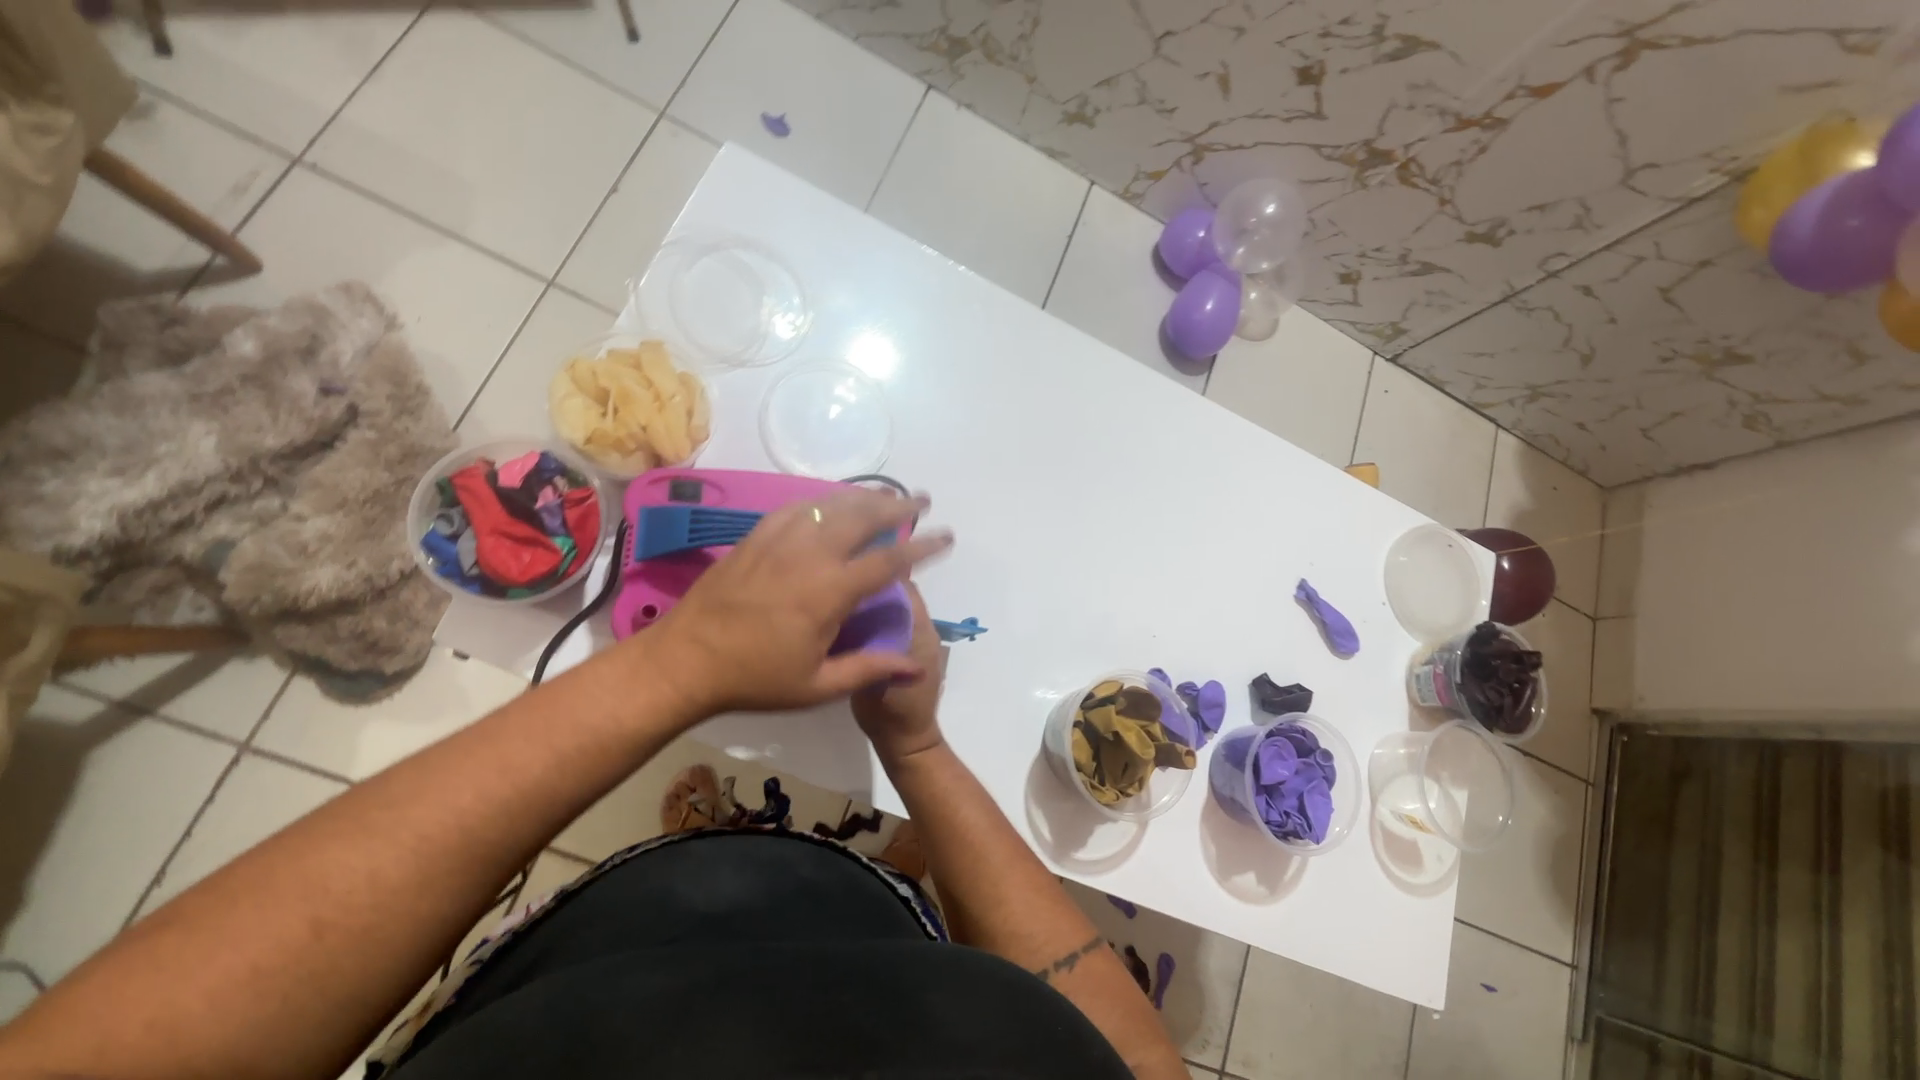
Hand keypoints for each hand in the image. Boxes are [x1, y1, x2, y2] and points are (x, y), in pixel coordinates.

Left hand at [643, 488, 953, 715]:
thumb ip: (870, 669)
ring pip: (830, 505)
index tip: (946, 535)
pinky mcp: (755, 537)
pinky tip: (832, 503)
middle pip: (862, 516)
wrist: (685, 660)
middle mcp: (809, 554)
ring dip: (863, 496)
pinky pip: (796, 507)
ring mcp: (779, 540)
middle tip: (922, 498)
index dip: (922, 546)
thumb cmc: (755, 679)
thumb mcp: (816, 686)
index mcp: (830, 591)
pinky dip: (823, 500)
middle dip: (897, 505)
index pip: (889, 560)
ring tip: (886, 494)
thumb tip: (918, 666)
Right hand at [852, 584, 946, 761]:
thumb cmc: (893, 709)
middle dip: (871, 584)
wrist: (903, 740)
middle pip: (896, 593)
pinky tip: (842, 617)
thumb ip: (875, 637)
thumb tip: (861, 601)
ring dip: (868, 599)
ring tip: (836, 593)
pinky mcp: (898, 650)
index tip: (852, 566)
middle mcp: (919, 628)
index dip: (880, 574)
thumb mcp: (879, 672)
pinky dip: (867, 616)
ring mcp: (910, 639)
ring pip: (888, 607)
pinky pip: (883, 623)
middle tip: (838, 579)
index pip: (904, 587)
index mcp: (920, 629)